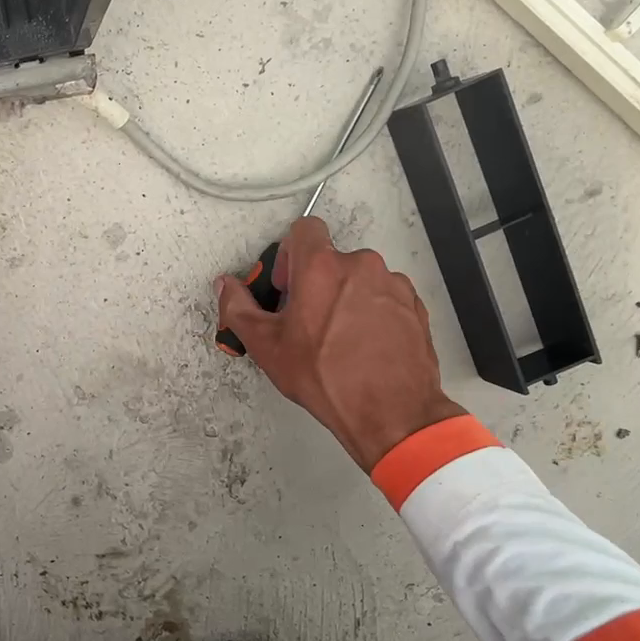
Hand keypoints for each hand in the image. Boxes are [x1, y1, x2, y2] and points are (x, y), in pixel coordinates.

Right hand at [216, 217, 465, 471]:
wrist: (391, 411)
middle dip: (315, 283)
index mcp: (322, 267)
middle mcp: (361, 266)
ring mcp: (392, 285)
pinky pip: (384, 298)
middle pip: (331, 259)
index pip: (304, 229)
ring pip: (358, 279)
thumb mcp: (266, 345)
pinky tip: (361, 347)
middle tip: (306, 322)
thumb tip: (226, 286)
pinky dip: (370, 313)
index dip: (290, 254)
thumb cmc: (326, 377)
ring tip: (337, 340)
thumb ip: (238, 307)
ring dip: (344, 299)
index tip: (288, 285)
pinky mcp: (414, 306)